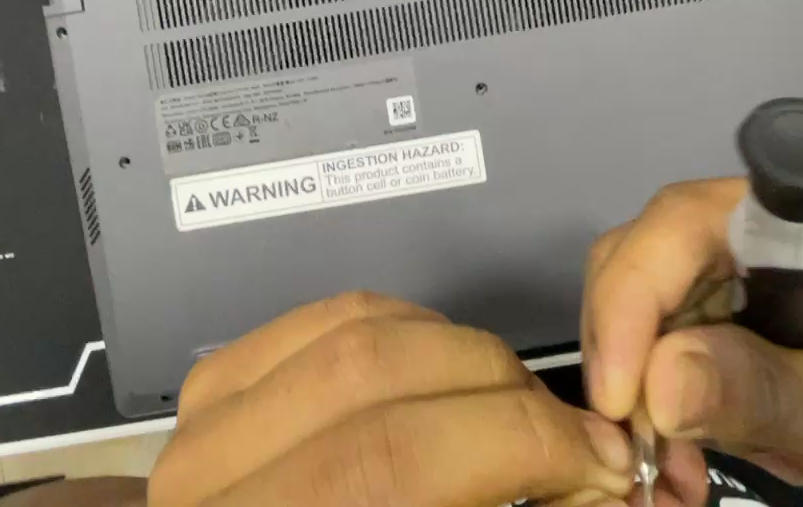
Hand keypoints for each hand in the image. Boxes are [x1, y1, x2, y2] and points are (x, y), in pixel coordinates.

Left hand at [150, 291, 638, 506]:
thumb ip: (502, 506)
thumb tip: (598, 471)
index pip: (394, 459)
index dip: (518, 441)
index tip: (598, 456)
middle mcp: (208, 475)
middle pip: (374, 374)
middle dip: (497, 386)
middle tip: (566, 427)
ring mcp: (203, 415)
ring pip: (353, 326)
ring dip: (455, 347)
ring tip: (509, 392)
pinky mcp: (215, 380)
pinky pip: (324, 315)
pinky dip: (401, 324)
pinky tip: (441, 355)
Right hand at [581, 181, 802, 506]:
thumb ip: (770, 395)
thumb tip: (653, 387)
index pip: (687, 221)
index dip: (636, 292)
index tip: (622, 395)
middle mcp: (768, 219)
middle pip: (649, 253)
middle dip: (630, 349)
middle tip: (641, 449)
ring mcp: (749, 257)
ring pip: (645, 294)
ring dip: (644, 380)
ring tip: (679, 468)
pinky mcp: (739, 297)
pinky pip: (666, 330)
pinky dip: (665, 392)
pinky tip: (704, 446)